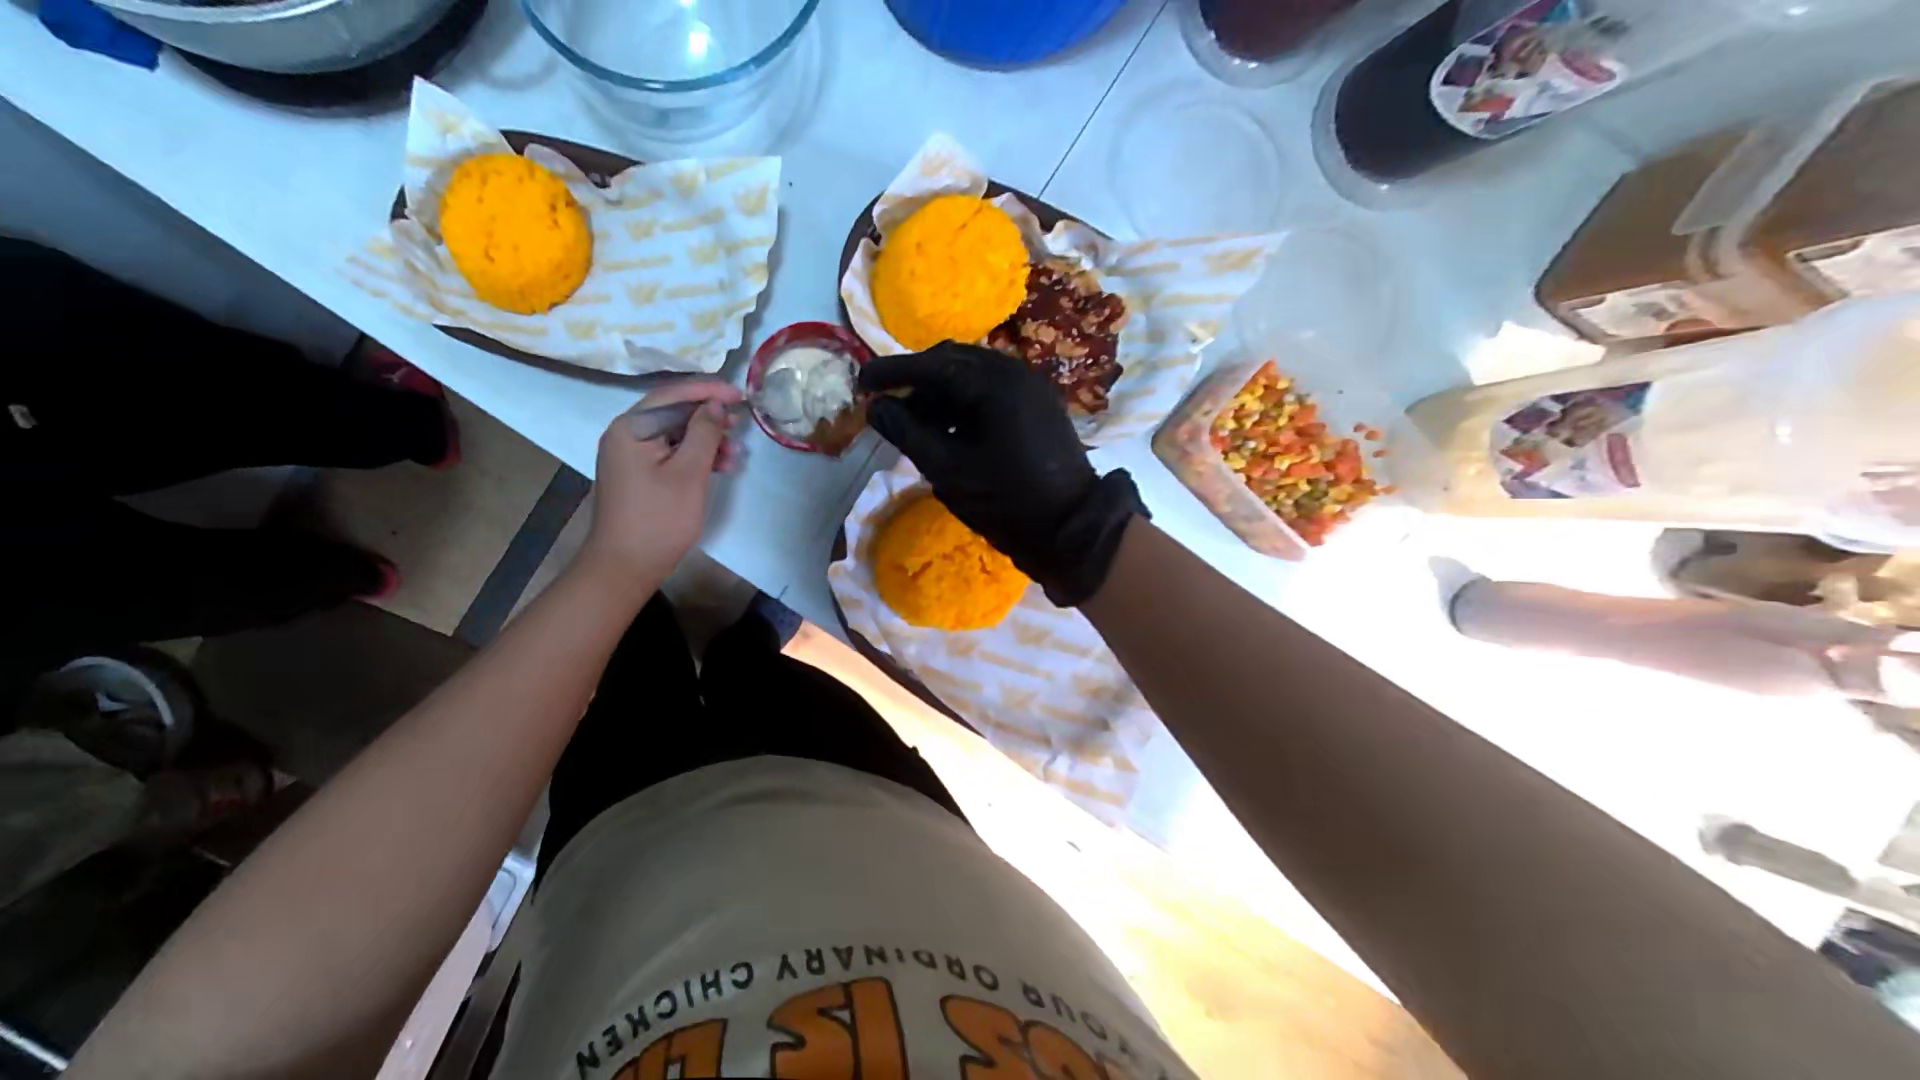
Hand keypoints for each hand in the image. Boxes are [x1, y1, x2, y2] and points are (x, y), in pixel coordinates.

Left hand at [580, 379, 741, 589]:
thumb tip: (716, 404)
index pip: (673, 394)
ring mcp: (630, 454)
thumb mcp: (689, 473)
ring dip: (706, 439)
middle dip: (709, 417)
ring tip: (734, 455)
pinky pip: (670, 451)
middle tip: (741, 425)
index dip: (709, 391)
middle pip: (673, 412)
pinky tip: (719, 467)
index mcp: (631, 427)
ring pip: (674, 433)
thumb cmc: (659, 518)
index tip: (741, 395)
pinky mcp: (638, 473)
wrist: (625, 565)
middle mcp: (625, 434)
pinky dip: (695, 455)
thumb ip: (705, 433)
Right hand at [861, 342, 1146, 605]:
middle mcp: (1016, 373)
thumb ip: (907, 432)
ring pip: (973, 376)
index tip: (862, 382)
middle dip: (917, 381)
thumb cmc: (1007, 501)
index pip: (933, 364)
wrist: (1072, 528)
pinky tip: (947, 430)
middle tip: (889, 405)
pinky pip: (992, 391)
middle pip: (953, 362)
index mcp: (995, 383)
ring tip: (915, 424)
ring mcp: (1031, 387)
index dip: (893, 371)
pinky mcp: (1038, 405)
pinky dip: (964, 403)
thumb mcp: (948, 470)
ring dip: (940, 394)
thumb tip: (876, 406)